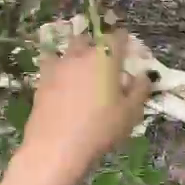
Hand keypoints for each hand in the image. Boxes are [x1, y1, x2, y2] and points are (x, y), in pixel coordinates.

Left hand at [18, 30, 150, 183]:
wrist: (55, 146)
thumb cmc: (100, 129)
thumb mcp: (130, 113)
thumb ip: (139, 90)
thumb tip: (142, 76)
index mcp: (104, 58)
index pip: (116, 37)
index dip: (123, 41)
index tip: (127, 50)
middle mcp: (79, 55)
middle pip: (88, 40)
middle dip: (97, 46)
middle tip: (104, 62)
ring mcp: (57, 66)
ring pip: (68, 51)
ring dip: (77, 56)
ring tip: (83, 73)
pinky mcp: (41, 80)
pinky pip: (52, 66)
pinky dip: (60, 70)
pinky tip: (63, 84)